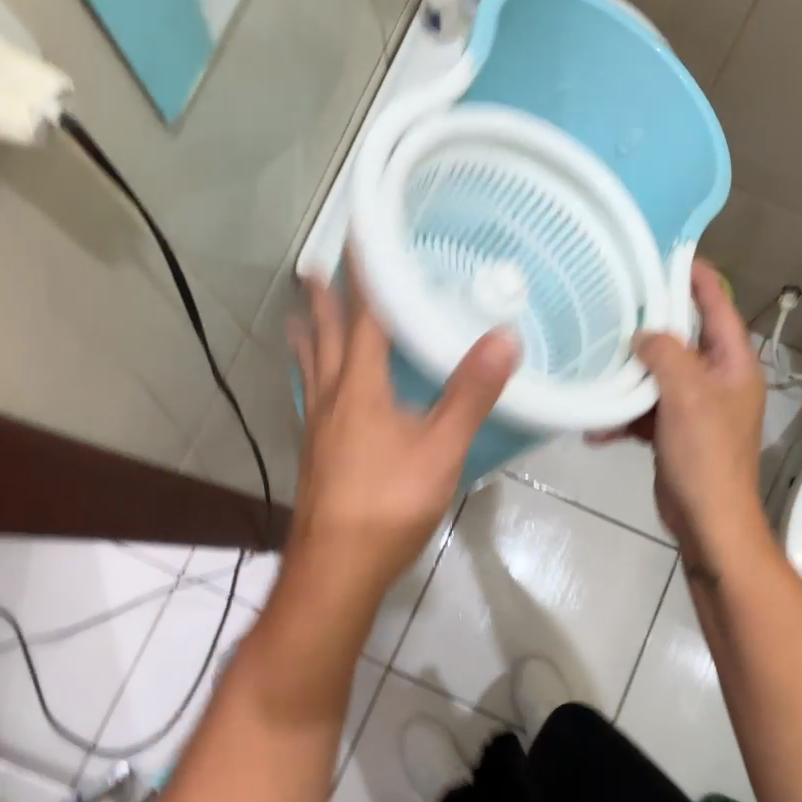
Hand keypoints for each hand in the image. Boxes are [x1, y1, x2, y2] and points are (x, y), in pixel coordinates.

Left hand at [287, 265, 519, 597]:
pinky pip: (311, 398)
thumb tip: (503, 338)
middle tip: (312, 265)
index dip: (363, 275)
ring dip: (307, 335)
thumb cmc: (388, 504)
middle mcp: (331, 399)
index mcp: (361, 388)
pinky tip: (317, 390)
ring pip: (310, 369)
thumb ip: (470, 394)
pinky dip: (312, 376)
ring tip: (298, 313)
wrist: (337, 567)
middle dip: (322, 300)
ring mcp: (318, 429)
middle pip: (323, 338)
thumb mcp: (441, 449)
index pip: (362, 317)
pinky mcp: (316, 455)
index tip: (357, 234)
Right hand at [598, 260, 766, 558]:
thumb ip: (666, 354)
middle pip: (682, 339)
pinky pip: (645, 411)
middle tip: (612, 302)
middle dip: (648, 325)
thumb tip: (644, 334)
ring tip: (594, 363)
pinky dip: (622, 416)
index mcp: (734, 364)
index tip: (662, 253)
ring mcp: (695, 408)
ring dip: (627, 376)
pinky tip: (595, 425)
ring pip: (657, 376)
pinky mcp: (674, 433)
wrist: (708, 521)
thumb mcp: (687, 395)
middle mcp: (718, 380)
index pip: (718, 305)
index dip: (695, 277)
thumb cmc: (706, 455)